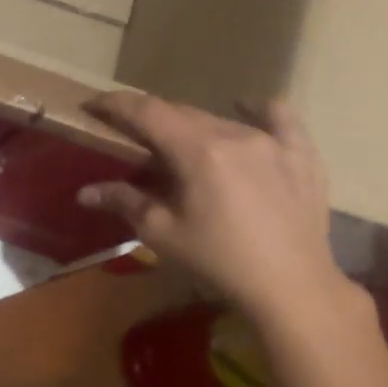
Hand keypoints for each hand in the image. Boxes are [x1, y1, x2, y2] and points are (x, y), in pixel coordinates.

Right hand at [78, 91, 352, 324]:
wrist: (289, 282)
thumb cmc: (216, 258)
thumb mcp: (160, 232)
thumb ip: (124, 201)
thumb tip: (87, 192)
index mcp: (197, 151)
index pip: (148, 112)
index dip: (116, 104)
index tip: (92, 105)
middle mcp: (236, 135)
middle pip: (182, 112)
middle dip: (149, 118)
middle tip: (126, 134)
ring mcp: (273, 142)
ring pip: (220, 118)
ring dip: (189, 126)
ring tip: (175, 143)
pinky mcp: (300, 155)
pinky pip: (279, 118)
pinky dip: (256, 111)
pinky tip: (246, 109)